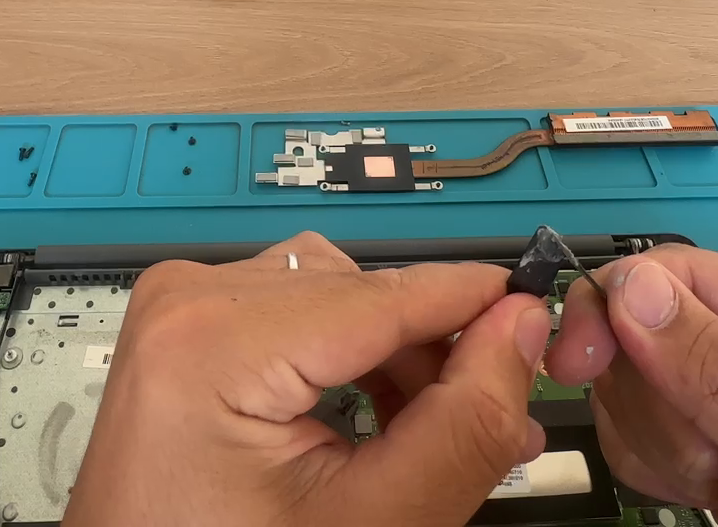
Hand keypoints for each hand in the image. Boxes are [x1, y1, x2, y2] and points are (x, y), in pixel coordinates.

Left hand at [64, 232, 551, 526]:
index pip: (377, 295)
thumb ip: (458, 426)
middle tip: (493, 411)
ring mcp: (181, 304)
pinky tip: (373, 413)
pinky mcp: (186, 321)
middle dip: (430, 348)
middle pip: (354, 291)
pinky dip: (343, 354)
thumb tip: (517, 331)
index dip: (470, 298)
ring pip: (330, 293)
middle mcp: (188, 295)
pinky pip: (291, 309)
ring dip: (390, 352)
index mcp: (210, 338)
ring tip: (430, 427)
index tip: (536, 305)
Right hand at [545, 245, 717, 526]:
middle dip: (656, 402)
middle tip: (714, 472)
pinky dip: (650, 461)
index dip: (614, 305)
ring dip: (655, 440)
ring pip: (632, 374)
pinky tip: (706, 496)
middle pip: (646, 324)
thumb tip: (633, 286)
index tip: (572, 367)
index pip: (682, 271)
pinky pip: (639, 419)